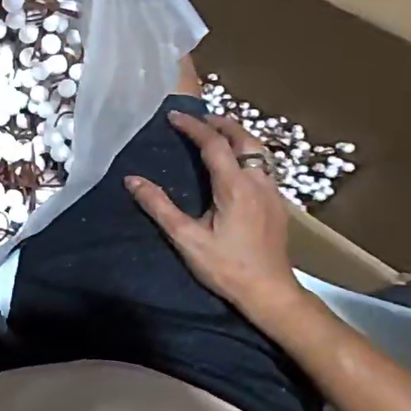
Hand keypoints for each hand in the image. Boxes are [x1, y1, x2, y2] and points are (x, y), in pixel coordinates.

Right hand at [125, 111, 306, 314]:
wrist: (270, 294)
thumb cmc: (226, 267)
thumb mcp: (186, 238)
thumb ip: (159, 207)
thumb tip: (132, 180)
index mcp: (235, 188)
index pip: (215, 145)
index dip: (193, 127)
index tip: (173, 117)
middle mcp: (259, 183)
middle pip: (245, 140)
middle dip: (221, 124)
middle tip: (198, 118)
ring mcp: (272, 193)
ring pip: (260, 151)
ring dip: (237, 136)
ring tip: (216, 133)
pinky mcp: (277, 205)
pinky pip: (264, 166)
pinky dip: (247, 152)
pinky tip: (235, 163)